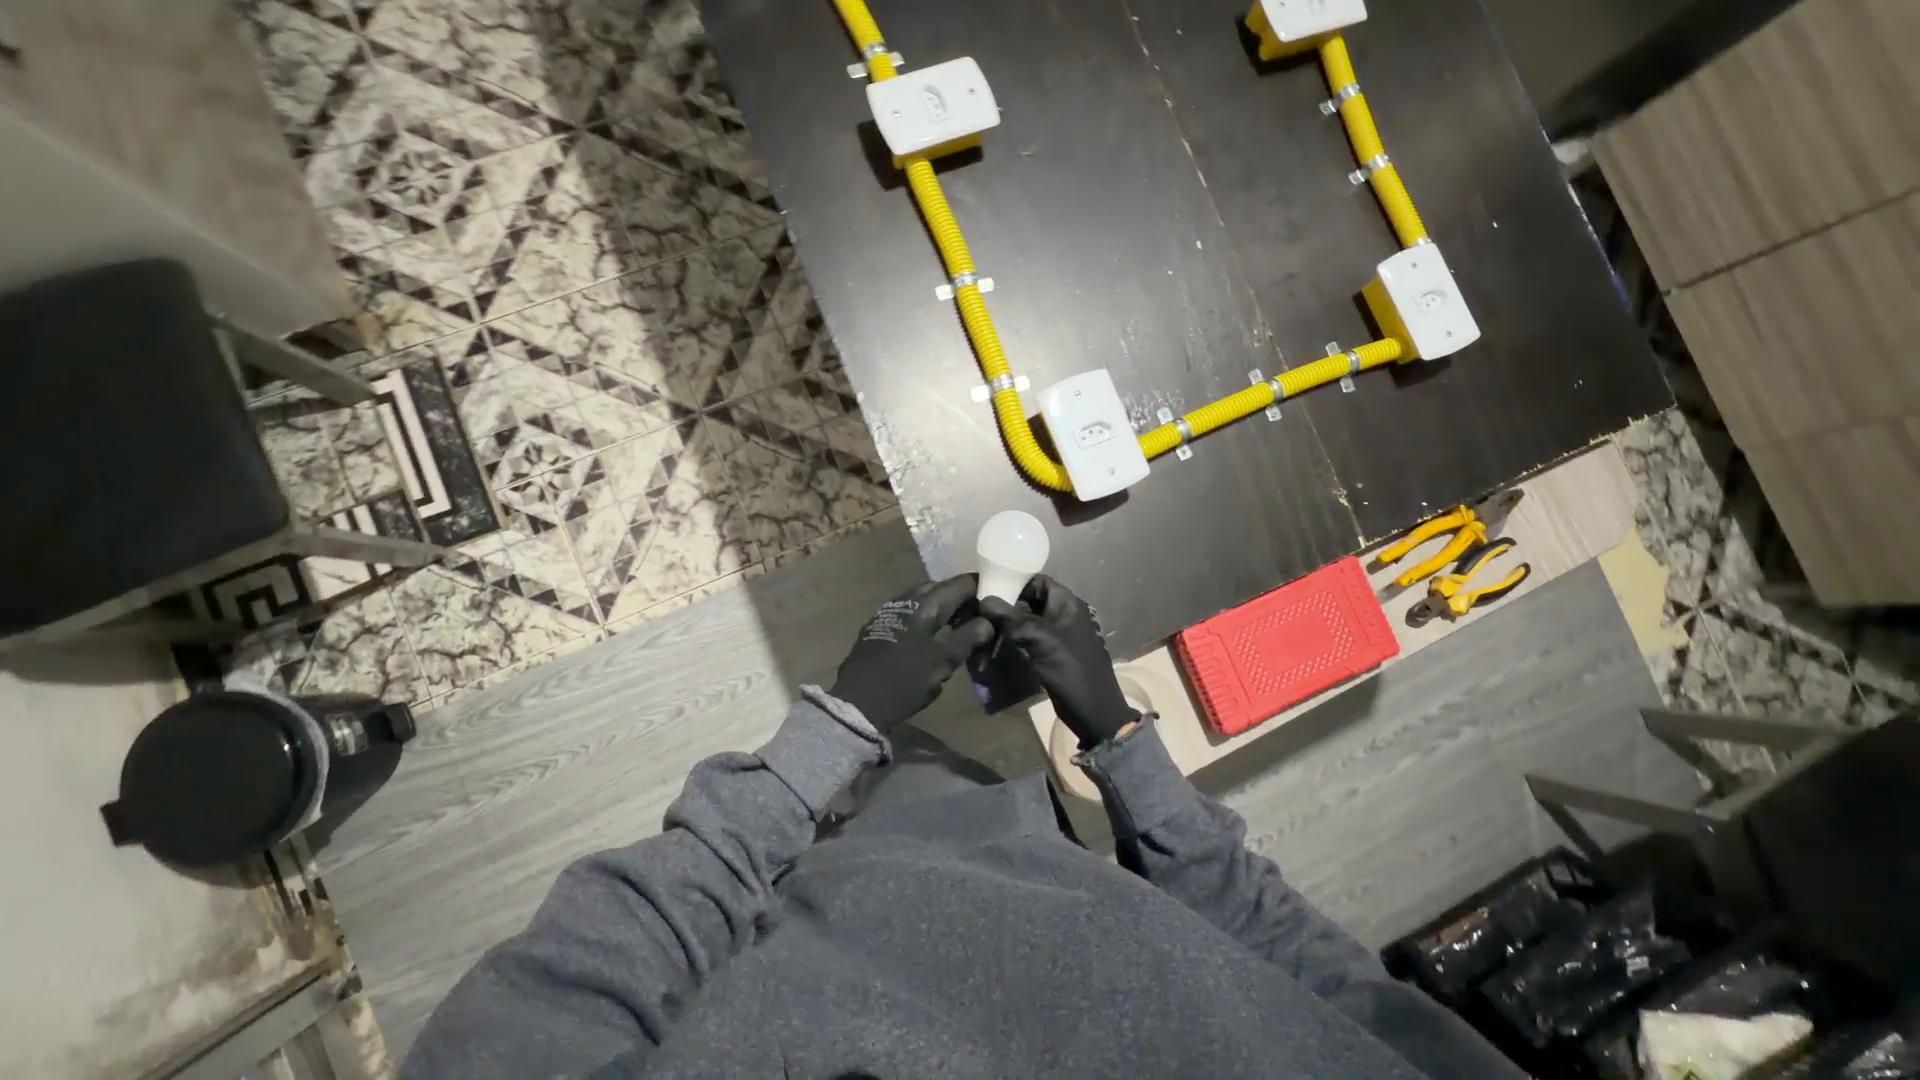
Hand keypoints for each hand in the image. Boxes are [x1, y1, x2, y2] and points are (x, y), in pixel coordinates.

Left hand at [829, 574, 994, 733]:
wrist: (858, 701)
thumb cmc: (905, 679)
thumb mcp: (944, 660)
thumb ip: (969, 636)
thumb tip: (988, 621)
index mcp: (927, 601)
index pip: (964, 583)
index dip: (984, 591)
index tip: (997, 607)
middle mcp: (908, 598)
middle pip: (945, 589)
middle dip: (964, 602)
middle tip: (980, 623)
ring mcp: (892, 611)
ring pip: (927, 602)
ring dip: (946, 612)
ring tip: (959, 634)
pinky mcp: (882, 626)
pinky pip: (913, 615)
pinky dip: (929, 622)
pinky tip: (933, 641)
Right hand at [979, 575, 1137, 748]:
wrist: (1092, 711)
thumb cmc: (1071, 670)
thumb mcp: (1042, 640)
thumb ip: (1013, 619)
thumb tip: (984, 600)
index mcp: (1067, 604)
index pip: (1037, 581)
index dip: (1014, 581)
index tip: (987, 587)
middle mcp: (1061, 615)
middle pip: (1029, 601)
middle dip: (1005, 605)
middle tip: (977, 610)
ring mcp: (1056, 636)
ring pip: (1025, 623)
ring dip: (1006, 625)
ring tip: (981, 628)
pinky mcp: (1049, 655)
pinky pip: (1027, 641)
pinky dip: (1011, 641)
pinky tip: (992, 645)